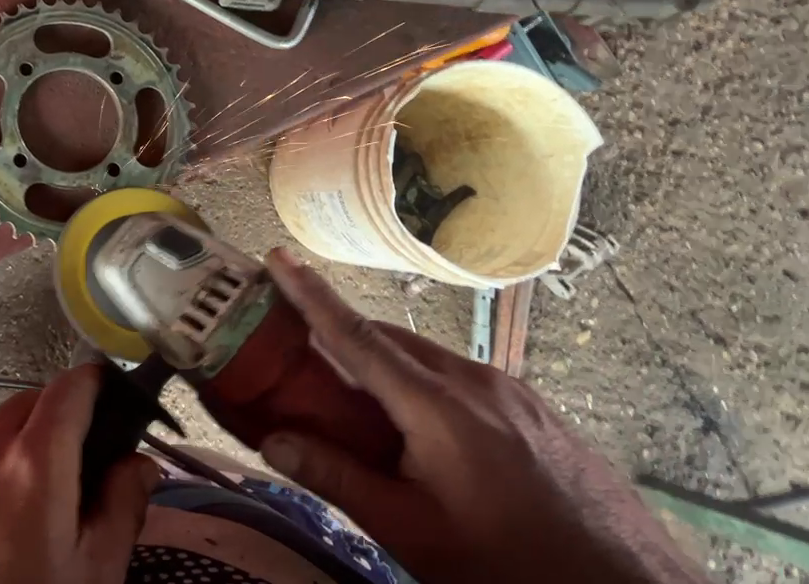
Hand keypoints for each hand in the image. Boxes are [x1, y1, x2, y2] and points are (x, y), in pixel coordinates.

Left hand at [0, 364, 159, 583]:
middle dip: (58, 418)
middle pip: (31, 403)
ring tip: (30, 497)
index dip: (92, 381)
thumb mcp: (92, 570)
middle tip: (77, 460)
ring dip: (18, 443)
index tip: (107, 385)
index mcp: (34, 462)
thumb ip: (123, 506)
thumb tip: (141, 463)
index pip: (69, 390)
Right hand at [256, 249, 703, 583]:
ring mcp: (512, 392)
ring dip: (385, 368)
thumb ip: (338, 479)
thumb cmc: (509, 567)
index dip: (310, 294)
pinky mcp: (538, 410)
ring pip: (426, 359)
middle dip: (342, 338)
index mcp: (436, 407)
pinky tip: (429, 434)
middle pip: (388, 340)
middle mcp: (474, 382)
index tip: (278, 256)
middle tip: (303, 356)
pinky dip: (425, 386)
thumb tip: (270, 441)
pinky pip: (462, 379)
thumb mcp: (412, 533)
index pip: (356, 335)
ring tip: (366, 410)